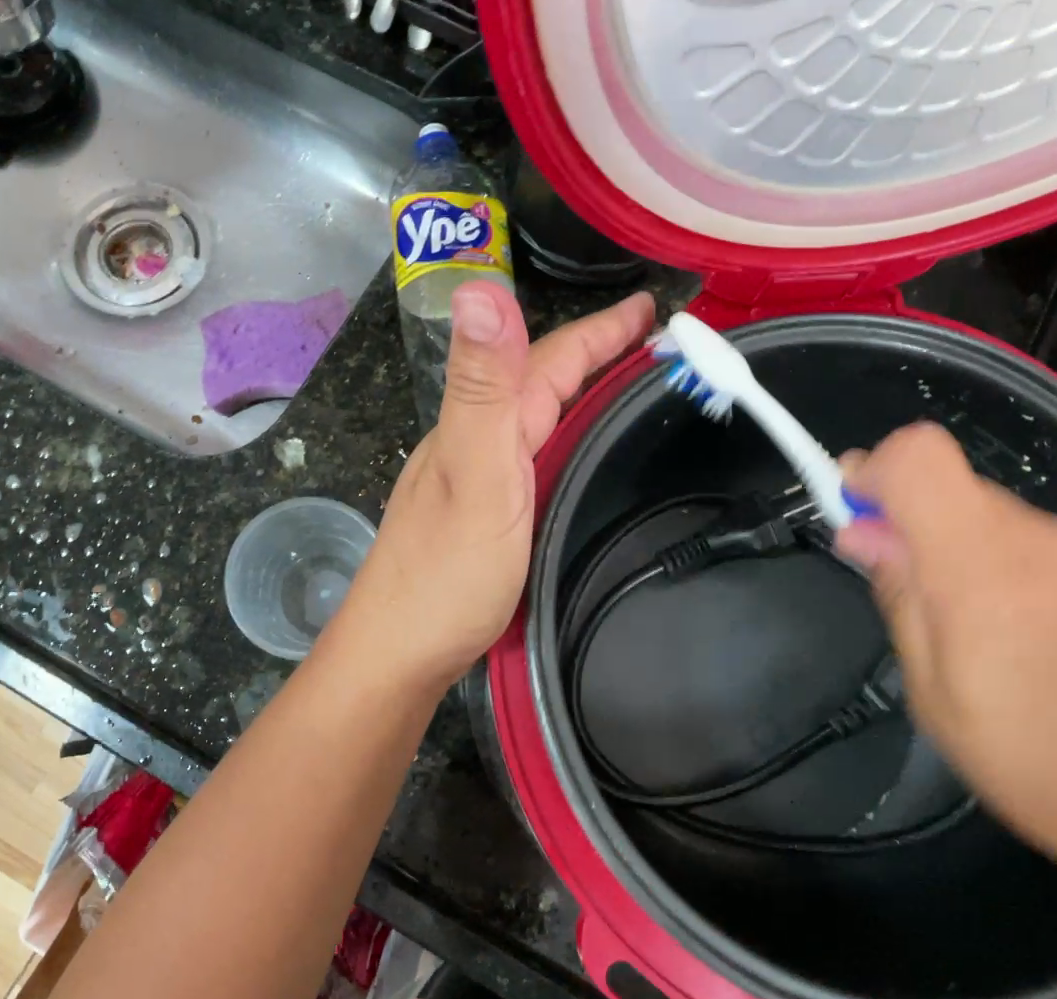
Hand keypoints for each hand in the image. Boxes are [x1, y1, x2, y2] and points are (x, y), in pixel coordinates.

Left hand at [336, 281, 654, 691]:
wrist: (399, 655)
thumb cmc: (444, 575)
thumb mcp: (473, 475)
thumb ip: (482, 387)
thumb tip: (478, 285)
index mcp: (482, 426)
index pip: (549, 359)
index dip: (600, 331)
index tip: (654, 307)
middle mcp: (476, 443)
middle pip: (543, 383)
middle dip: (598, 354)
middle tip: (658, 344)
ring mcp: (477, 483)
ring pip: (538, 422)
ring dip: (583, 395)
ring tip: (631, 389)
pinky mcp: (483, 520)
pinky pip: (534, 460)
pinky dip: (566, 442)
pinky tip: (581, 458)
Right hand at [835, 423, 1056, 839]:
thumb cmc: (1055, 770)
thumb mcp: (941, 701)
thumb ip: (903, 604)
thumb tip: (865, 537)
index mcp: (985, 565)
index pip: (919, 456)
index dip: (873, 471)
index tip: (850, 519)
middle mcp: (1046, 540)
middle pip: (956, 493)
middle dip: (913, 532)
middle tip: (905, 607)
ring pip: (999, 528)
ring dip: (962, 564)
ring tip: (974, 653)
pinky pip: (1043, 557)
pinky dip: (1010, 584)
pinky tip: (1030, 658)